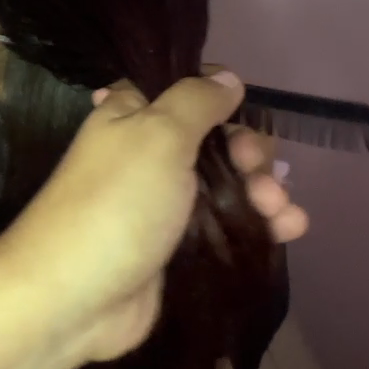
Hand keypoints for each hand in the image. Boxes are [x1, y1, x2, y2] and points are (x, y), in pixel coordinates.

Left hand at [0, 73, 308, 366]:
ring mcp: (164, 200)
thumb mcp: (156, 134)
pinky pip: (228, 224)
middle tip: (258, 173)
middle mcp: (147, 150)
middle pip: (214, 138)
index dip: (220, 98)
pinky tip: (290, 229)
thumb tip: (226, 76)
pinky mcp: (180, 245)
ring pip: (228, 183)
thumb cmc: (117, 201)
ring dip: (262, 189)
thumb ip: (194, 101)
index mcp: (132, 113)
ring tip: (278, 210)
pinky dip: (262, 223)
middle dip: (248, 151)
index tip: (246, 115)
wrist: (78, 292)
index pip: (184, 90)